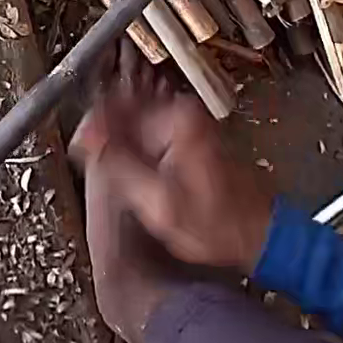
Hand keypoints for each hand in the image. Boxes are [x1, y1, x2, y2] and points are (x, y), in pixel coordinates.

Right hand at [71, 40, 275, 273]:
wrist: (261, 237)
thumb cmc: (218, 224)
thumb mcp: (158, 201)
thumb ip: (119, 165)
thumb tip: (86, 137)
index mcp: (177, 117)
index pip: (118, 105)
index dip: (93, 124)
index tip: (80, 143)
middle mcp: (182, 110)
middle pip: (124, 109)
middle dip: (103, 132)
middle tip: (88, 155)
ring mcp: (186, 120)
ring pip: (133, 120)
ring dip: (116, 139)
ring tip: (103, 162)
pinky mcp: (187, 134)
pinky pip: (147, 130)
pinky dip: (132, 146)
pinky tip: (125, 167)